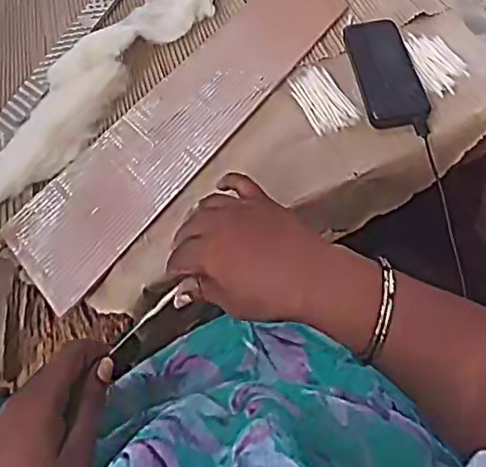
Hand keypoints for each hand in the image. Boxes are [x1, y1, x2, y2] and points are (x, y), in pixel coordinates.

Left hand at [0, 340, 109, 466]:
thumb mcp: (77, 455)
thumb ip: (91, 407)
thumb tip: (103, 366)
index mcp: (39, 398)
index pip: (71, 352)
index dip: (96, 349)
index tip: (116, 361)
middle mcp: (16, 400)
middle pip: (54, 368)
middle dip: (81, 372)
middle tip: (106, 391)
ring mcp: (0, 420)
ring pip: (39, 389)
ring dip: (64, 392)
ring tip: (84, 416)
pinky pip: (25, 410)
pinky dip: (45, 410)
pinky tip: (56, 436)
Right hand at [167, 174, 365, 324]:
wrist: (310, 274)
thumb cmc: (271, 295)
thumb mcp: (232, 303)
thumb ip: (205, 291)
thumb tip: (186, 289)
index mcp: (207, 251)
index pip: (180, 256)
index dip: (175, 268)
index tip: (176, 275)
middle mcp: (218, 223)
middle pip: (189, 227)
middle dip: (183, 241)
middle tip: (184, 254)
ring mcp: (239, 207)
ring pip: (208, 204)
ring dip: (199, 215)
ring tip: (197, 226)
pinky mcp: (259, 199)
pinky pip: (238, 183)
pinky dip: (227, 182)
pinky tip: (222, 184)